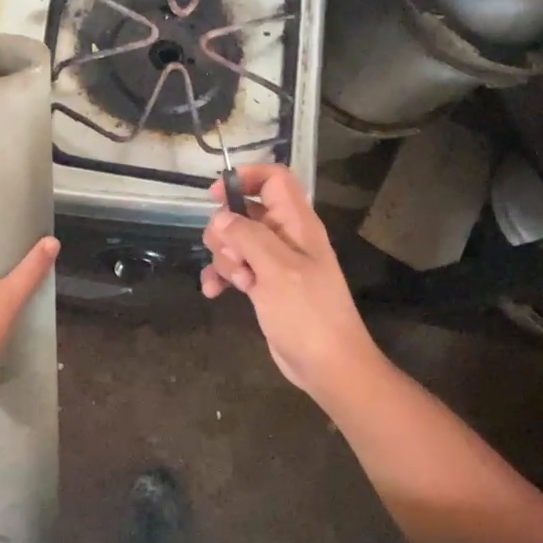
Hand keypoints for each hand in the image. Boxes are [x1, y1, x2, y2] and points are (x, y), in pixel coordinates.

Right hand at [200, 165, 383, 397]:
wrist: (328, 365)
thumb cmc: (308, 314)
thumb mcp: (277, 270)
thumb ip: (247, 237)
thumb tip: (220, 218)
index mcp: (297, 225)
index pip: (274, 180)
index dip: (245, 178)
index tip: (215, 196)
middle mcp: (285, 238)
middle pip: (243, 212)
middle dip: (226, 231)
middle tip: (234, 257)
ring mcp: (274, 262)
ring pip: (233, 241)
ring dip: (223, 258)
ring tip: (237, 282)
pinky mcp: (264, 285)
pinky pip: (233, 269)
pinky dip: (220, 277)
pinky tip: (214, 292)